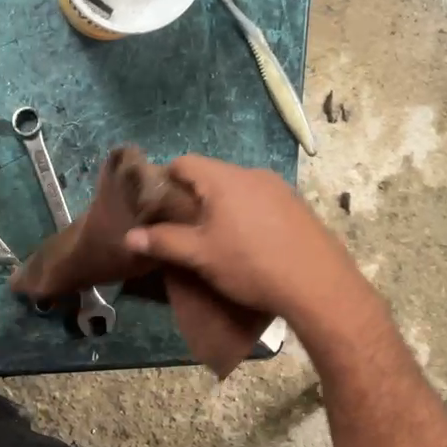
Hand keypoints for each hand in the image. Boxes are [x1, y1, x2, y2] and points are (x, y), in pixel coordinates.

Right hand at [122, 156, 369, 332]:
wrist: (316, 284)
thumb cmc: (249, 265)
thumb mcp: (199, 255)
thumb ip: (163, 241)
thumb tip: (129, 235)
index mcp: (225, 179)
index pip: (184, 163)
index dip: (163, 180)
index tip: (152, 207)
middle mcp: (252, 174)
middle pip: (210, 175)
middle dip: (189, 197)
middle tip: (176, 228)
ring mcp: (278, 188)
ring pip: (234, 189)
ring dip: (215, 207)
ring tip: (207, 238)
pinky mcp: (294, 206)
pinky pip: (256, 201)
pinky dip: (240, 215)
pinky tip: (241, 244)